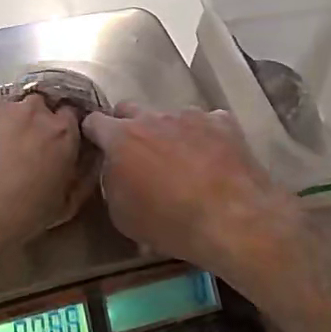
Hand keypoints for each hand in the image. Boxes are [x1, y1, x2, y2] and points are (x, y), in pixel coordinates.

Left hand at [0, 96, 93, 247]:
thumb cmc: (25, 211)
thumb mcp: (67, 203)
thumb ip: (84, 175)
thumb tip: (91, 158)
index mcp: (64, 132)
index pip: (73, 114)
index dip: (68, 128)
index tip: (64, 142)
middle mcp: (37, 112)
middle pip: (46, 107)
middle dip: (44, 122)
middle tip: (36, 146)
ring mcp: (7, 109)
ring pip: (20, 108)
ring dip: (21, 121)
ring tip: (12, 146)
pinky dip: (0, 125)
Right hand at [82, 104, 307, 284]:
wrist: (236, 222)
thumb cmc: (172, 223)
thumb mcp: (123, 216)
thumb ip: (111, 184)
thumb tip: (115, 172)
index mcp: (121, 137)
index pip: (94, 121)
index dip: (94, 133)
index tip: (98, 147)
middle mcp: (150, 117)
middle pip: (128, 109)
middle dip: (128, 126)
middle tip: (140, 155)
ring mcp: (188, 116)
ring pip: (168, 117)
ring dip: (169, 133)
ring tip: (185, 163)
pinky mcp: (221, 123)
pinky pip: (206, 123)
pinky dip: (205, 137)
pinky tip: (215, 160)